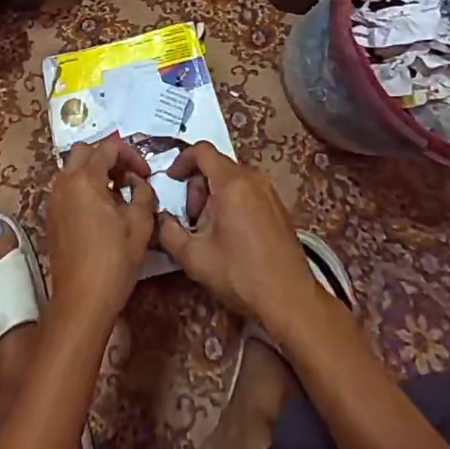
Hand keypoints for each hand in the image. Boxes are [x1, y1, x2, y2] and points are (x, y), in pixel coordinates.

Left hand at [46, 134, 155, 323]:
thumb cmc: (113, 259)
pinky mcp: (52, 219)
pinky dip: (85, 188)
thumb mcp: (140, 222)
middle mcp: (64, 184)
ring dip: (96, 172)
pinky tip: (104, 211)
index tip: (145, 174)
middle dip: (109, 157)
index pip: (109, 147)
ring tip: (118, 193)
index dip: (131, 155)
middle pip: (85, 152)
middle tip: (128, 176)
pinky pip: (68, 189)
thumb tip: (138, 183)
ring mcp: (54, 202)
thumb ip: (143, 192)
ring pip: (73, 170)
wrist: (82, 302)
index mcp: (84, 179)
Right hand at [155, 142, 320, 329]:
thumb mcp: (194, 257)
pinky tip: (230, 235)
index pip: (202, 151)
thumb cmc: (240, 274)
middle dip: (197, 187)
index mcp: (232, 183)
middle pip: (216, 166)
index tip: (171, 180)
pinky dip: (232, 202)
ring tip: (209, 232)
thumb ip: (168, 232)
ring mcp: (269, 190)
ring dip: (213, 196)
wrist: (288, 297)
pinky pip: (247, 191)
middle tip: (191, 220)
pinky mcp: (278, 205)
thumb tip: (161, 219)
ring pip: (232, 179)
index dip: (181, 160)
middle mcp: (253, 178)